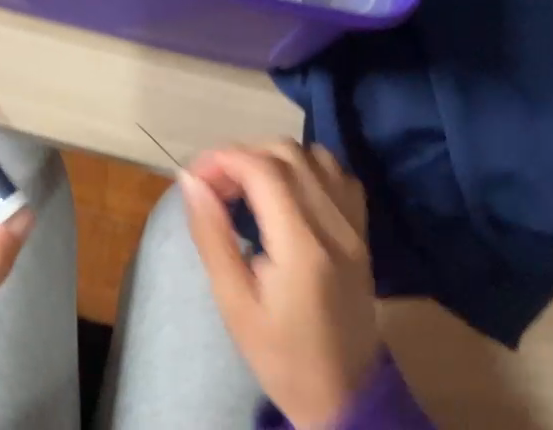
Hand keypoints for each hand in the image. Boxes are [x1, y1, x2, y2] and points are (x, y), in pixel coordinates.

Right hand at [179, 141, 380, 429]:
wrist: (344, 398)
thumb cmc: (279, 355)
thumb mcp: (232, 301)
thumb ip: (211, 234)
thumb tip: (189, 179)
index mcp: (302, 247)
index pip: (263, 169)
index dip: (222, 159)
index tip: (195, 179)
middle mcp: (335, 228)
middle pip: (287, 154)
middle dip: (242, 155)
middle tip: (215, 185)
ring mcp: (355, 229)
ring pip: (314, 156)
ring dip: (272, 158)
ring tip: (246, 185)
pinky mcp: (363, 235)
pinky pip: (338, 176)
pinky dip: (305, 169)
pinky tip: (283, 192)